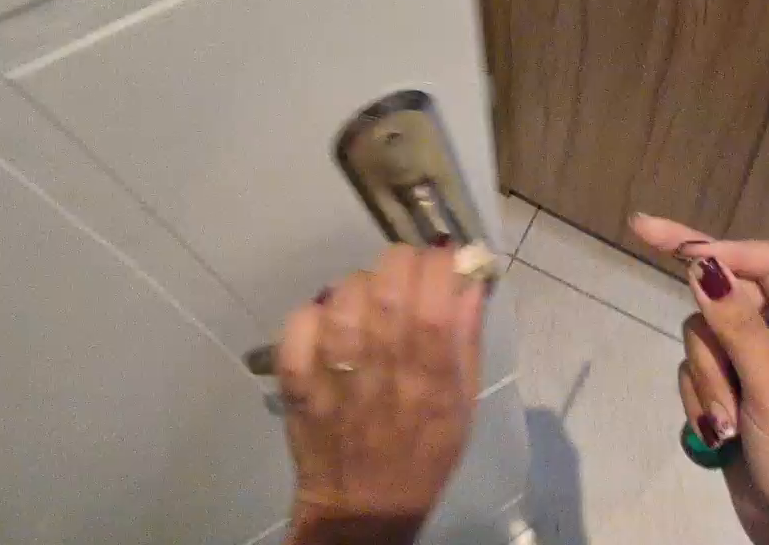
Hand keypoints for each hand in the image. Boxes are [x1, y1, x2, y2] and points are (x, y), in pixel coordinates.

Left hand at [276, 244, 486, 544]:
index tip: (442, 257)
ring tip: (367, 304)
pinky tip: (329, 327)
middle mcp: (382, 366)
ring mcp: (334, 372)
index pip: (434, 295)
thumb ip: (467, 335)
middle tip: (405, 274)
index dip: (439, 262)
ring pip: (344, 295)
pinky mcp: (297, 379)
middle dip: (401, 263)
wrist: (363, 510)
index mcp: (430, 374)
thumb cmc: (424, 451)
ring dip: (360, 287)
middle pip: (387, 284)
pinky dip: (314, 313)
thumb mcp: (464, 400)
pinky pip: (300, 321)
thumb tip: (471, 276)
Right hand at [631, 214, 768, 544]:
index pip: (767, 261)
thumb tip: (702, 263)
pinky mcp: (731, 395)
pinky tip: (718, 437)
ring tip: (729, 426)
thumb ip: (738, 323)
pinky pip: (694, 373)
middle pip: (722, 297)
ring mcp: (754, 367)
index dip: (721, 245)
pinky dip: (700, 403)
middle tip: (662, 273)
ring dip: (707, 383)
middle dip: (709, 337)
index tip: (666, 239)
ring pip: (701, 339)